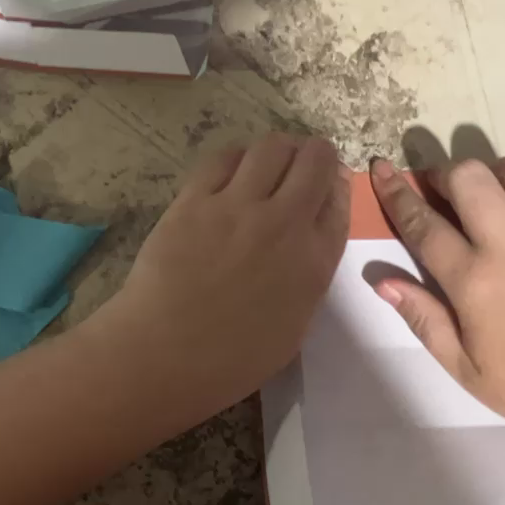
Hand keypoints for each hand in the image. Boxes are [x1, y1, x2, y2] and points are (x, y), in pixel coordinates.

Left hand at [112, 134, 350, 409]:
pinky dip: (235, 158)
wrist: (166, 353)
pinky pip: (223, 158)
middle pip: (313, 160)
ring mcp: (237, 206)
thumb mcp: (295, 324)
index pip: (338, 199)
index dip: (336, 182)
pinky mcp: (195, 199)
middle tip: (302, 162)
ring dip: (278, 150)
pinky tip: (231, 171)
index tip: (327, 180)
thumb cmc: (233, 358)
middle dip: (314, 154)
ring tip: (267, 163)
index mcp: (314, 260)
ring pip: (271, 147)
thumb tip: (306, 241)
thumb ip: (308, 275)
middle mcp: (284, 222)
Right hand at [368, 157, 504, 455]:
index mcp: (476, 283)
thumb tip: (383, 281)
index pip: (424, 224)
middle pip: (469, 177)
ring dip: (492, 172)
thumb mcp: (466, 369)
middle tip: (438, 190)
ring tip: (485, 193)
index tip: (380, 169)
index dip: (396, 193)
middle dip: (443, 173)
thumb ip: (424, 318)